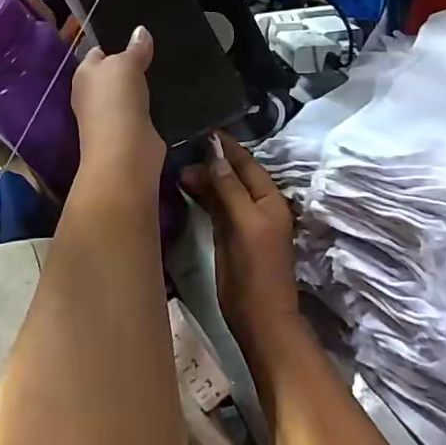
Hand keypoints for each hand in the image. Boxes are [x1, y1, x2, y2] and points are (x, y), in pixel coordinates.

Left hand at [71, 26, 164, 170]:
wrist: (125, 150)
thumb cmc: (116, 99)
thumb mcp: (125, 65)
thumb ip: (134, 48)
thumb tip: (141, 30)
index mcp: (83, 74)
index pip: (97, 53)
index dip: (114, 43)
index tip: (138, 35)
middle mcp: (92, 94)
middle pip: (113, 74)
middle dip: (131, 64)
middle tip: (159, 49)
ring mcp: (111, 115)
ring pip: (129, 92)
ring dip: (143, 85)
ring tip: (167, 67)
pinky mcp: (130, 130)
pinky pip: (141, 109)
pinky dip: (151, 103)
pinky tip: (168, 94)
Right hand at [181, 133, 299, 334]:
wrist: (258, 316)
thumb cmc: (256, 269)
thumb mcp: (245, 223)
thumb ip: (230, 189)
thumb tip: (214, 154)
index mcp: (269, 199)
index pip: (247, 163)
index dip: (226, 146)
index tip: (202, 128)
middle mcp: (257, 205)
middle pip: (232, 174)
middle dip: (209, 161)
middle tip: (180, 151)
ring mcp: (241, 220)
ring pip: (220, 189)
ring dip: (202, 178)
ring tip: (176, 169)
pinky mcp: (226, 234)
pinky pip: (213, 205)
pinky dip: (200, 195)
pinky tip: (183, 187)